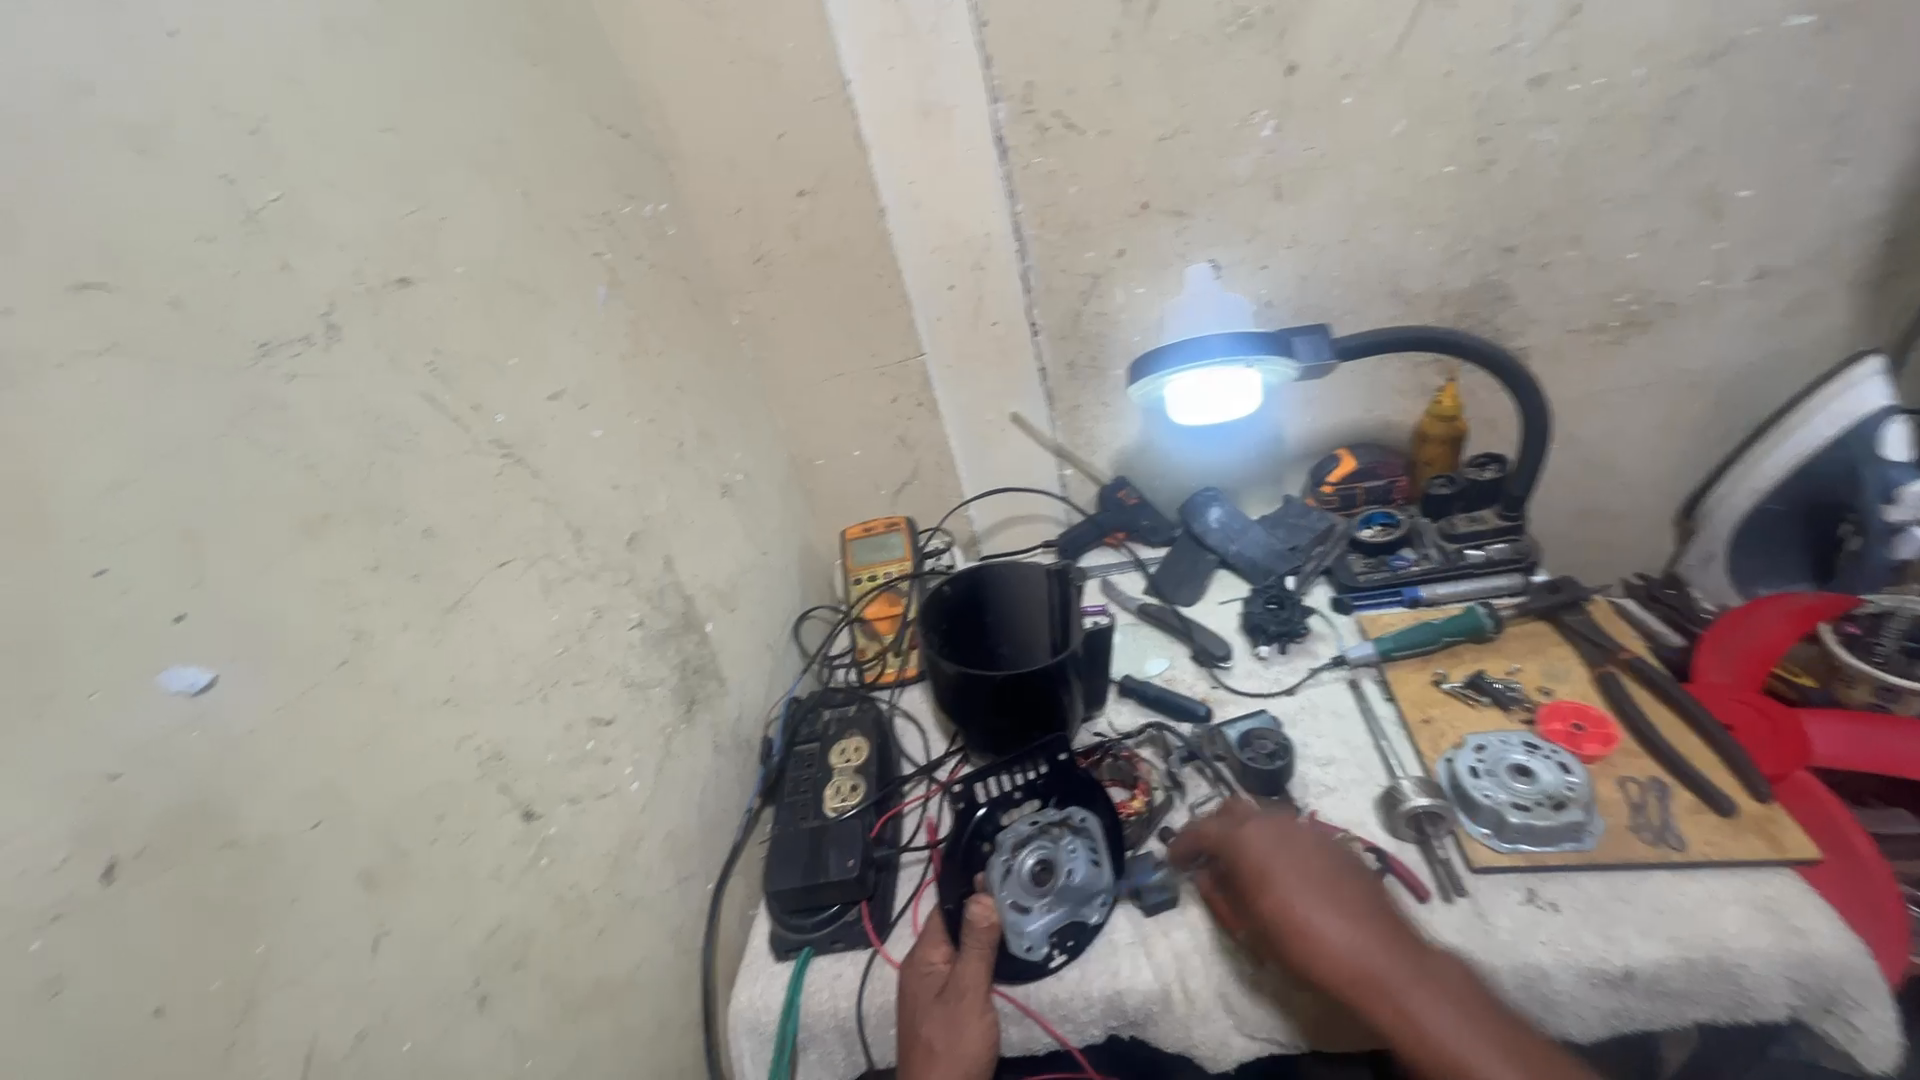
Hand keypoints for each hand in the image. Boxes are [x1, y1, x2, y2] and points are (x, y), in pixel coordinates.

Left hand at [897, 893, 1002, 1079]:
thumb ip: (976, 945)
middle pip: (955, 927)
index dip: (973, 889)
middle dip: (984, 912)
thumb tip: (981, 893)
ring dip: (986, 938)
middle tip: (1020, 895)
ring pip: (962, 950)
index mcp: (923, 956)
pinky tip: (1006, 958)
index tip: (1003, 873)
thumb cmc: (952, 1048)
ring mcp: (934, 988)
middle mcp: (924, 966)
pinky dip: (984, 962)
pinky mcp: (946, 1007)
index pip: (947, 907)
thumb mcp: (968, 993)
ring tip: (1019, 918)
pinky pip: (964, 971)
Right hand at [1170, 798, 1426, 1001]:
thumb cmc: (1302, 943)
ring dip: (1248, 833)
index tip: (1175, 859)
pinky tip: (1287, 873)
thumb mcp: (1248, 926)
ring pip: (1265, 816)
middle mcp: (1271, 821)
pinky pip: (1294, 831)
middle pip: (1231, 809)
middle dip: (1215, 828)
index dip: (1183, 843)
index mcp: (1243, 838)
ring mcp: (1306, 826)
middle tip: (1209, 855)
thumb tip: (1207, 873)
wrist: (1377, 955)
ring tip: (1247, 864)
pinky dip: (1279, 843)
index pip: (1199, 828)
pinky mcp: (1333, 840)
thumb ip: (1220, 892)